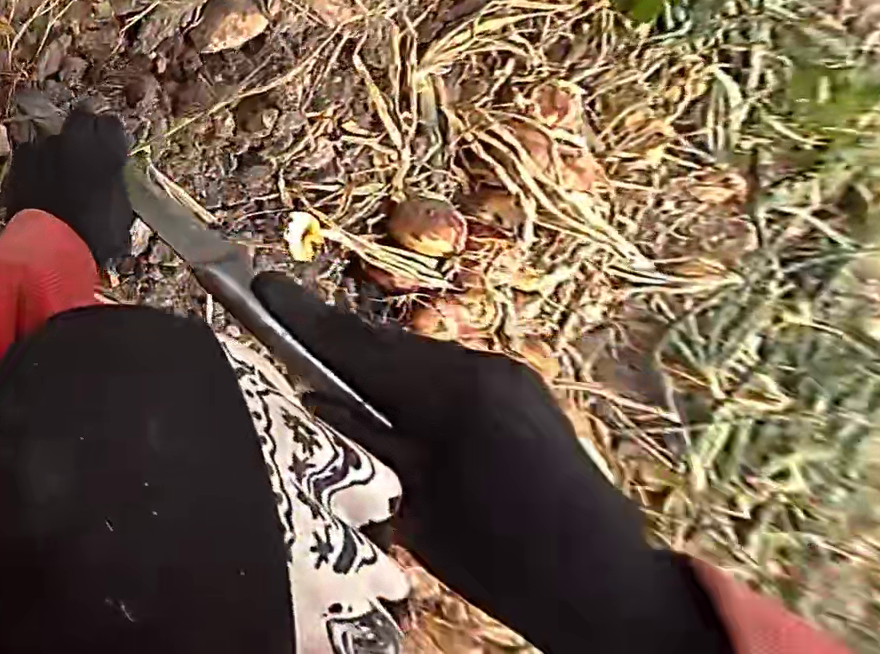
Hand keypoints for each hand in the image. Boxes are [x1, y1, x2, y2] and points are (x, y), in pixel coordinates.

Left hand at [1, 107, 131, 264]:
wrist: (50, 247)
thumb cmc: (95, 236)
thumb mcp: (120, 212)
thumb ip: (114, 185)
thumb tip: (108, 182)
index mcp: (107, 149)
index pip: (111, 124)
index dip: (108, 138)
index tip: (108, 150)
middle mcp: (77, 139)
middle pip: (81, 118)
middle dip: (82, 130)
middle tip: (81, 152)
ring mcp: (46, 145)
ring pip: (52, 136)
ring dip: (55, 149)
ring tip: (54, 174)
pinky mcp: (21, 158)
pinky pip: (29, 152)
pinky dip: (32, 162)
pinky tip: (33, 181)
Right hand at [253, 272, 730, 653]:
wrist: (619, 596)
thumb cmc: (504, 562)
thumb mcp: (413, 507)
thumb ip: (360, 438)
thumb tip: (313, 394)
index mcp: (448, 396)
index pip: (352, 344)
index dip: (298, 314)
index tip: (261, 284)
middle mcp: (476, 366)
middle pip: (378, 343)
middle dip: (331, 341)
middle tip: (285, 331)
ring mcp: (502, 370)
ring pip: (408, 355)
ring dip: (369, 365)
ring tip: (339, 385)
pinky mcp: (516, 384)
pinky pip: (438, 369)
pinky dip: (405, 380)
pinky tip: (394, 405)